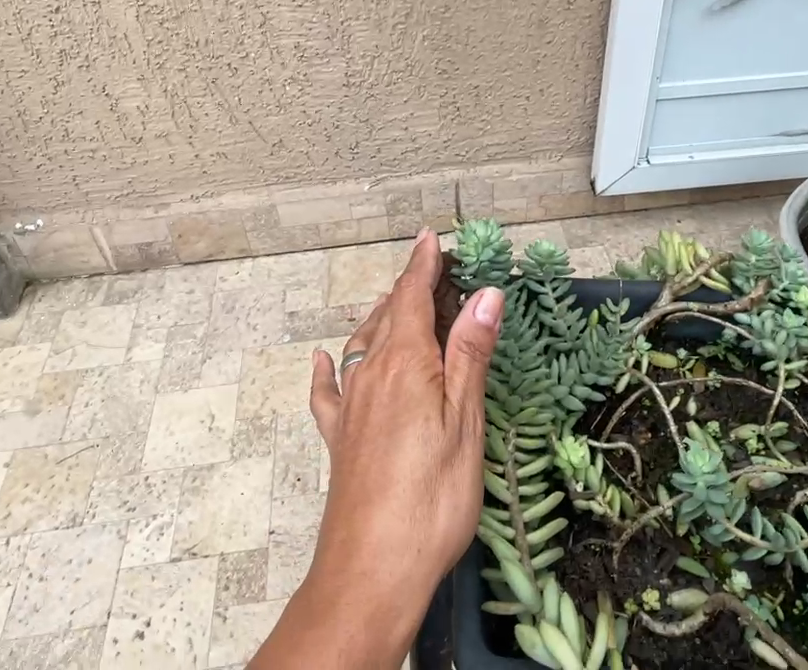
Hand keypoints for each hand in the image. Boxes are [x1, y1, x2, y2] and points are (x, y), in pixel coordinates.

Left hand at [250, 230, 503, 669]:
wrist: (371, 569)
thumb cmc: (431, 497)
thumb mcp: (464, 421)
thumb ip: (469, 354)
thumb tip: (485, 293)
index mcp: (403, 364)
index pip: (412, 298)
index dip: (422, 266)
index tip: (430, 238)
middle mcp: (369, 375)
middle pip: (388, 316)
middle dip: (409, 287)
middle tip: (433, 269)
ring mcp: (349, 407)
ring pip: (362, 343)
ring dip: (382, 316)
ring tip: (399, 301)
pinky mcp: (339, 439)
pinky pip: (328, 390)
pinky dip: (329, 367)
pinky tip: (322, 358)